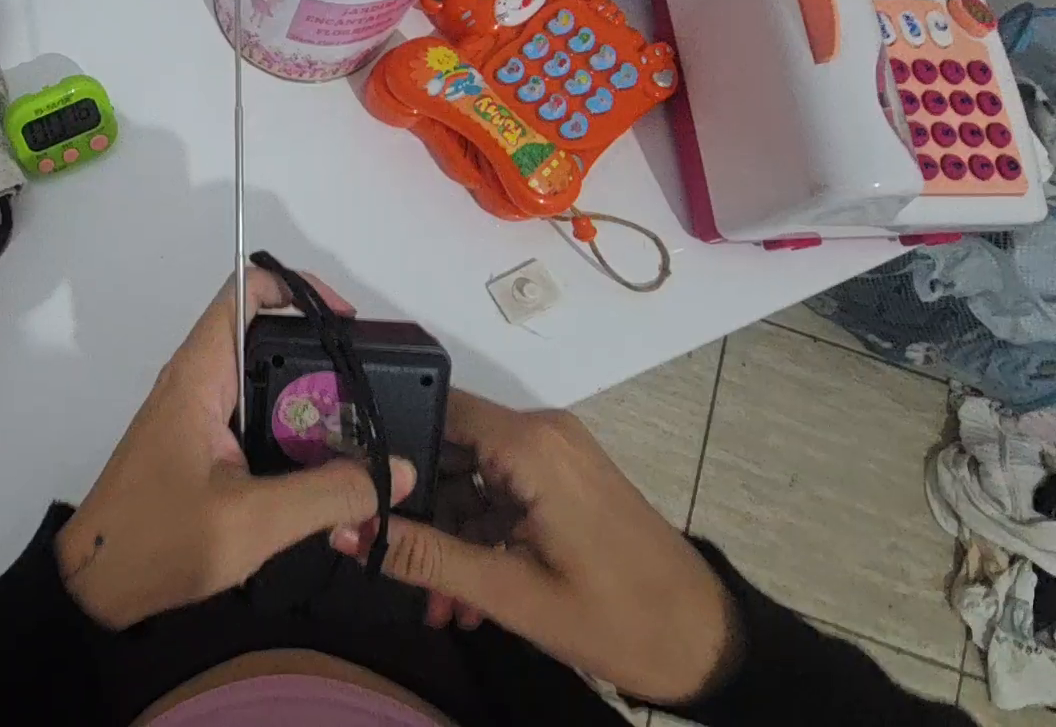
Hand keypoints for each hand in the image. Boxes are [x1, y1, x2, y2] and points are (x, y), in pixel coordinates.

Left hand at [55, 267, 415, 628]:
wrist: (96, 581)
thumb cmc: (162, 539)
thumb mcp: (254, 521)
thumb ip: (328, 493)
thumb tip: (395, 470)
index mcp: (198, 374)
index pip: (243, 292)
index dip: (296, 288)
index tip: (347, 322)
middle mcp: (195, 380)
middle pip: (261, 333)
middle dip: (317, 350)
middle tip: (369, 388)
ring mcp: (194, 411)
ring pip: (259, 378)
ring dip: (306, 395)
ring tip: (359, 426)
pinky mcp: (197, 441)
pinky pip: (250, 414)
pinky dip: (288, 426)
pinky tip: (321, 460)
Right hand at [331, 391, 738, 704]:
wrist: (718, 653)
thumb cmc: (620, 620)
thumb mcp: (511, 594)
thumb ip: (423, 555)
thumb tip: (344, 530)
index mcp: (529, 444)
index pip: (430, 410)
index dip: (386, 446)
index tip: (355, 491)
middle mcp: (539, 432)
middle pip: (445, 447)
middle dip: (419, 507)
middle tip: (394, 560)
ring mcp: (553, 453)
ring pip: (467, 474)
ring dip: (447, 530)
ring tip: (440, 599)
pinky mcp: (561, 475)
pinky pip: (496, 488)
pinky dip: (477, 530)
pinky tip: (468, 588)